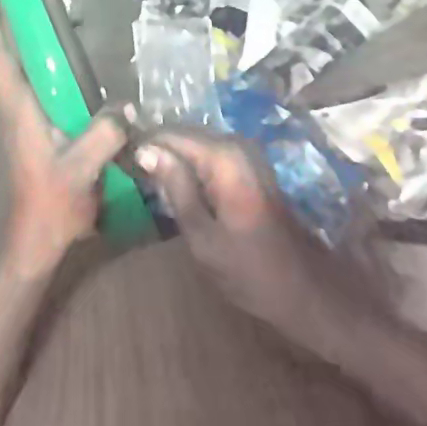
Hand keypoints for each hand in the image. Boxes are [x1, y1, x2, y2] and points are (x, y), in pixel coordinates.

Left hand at [0, 0, 130, 273]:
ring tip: (10, 15)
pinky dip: (7, 61)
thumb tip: (127, 106)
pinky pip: (6, 84)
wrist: (36, 236)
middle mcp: (7, 107)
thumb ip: (103, 136)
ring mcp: (9, 118)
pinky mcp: (18, 128)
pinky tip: (32, 59)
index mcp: (17, 109)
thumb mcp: (84, 169)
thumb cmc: (55, 201)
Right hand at [137, 129, 386, 345]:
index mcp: (223, 156)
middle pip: (181, 133)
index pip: (168, 133)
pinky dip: (187, 166)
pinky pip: (206, 155)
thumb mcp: (204, 237)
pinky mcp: (247, 165)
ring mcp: (244, 152)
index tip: (117, 161)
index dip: (140, 144)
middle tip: (126, 173)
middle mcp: (234, 143)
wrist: (309, 292)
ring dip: (169, 157)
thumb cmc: (253, 272)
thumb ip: (175, 188)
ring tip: (143, 181)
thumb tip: (144, 149)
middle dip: (154, 148)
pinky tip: (171, 187)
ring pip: (192, 143)